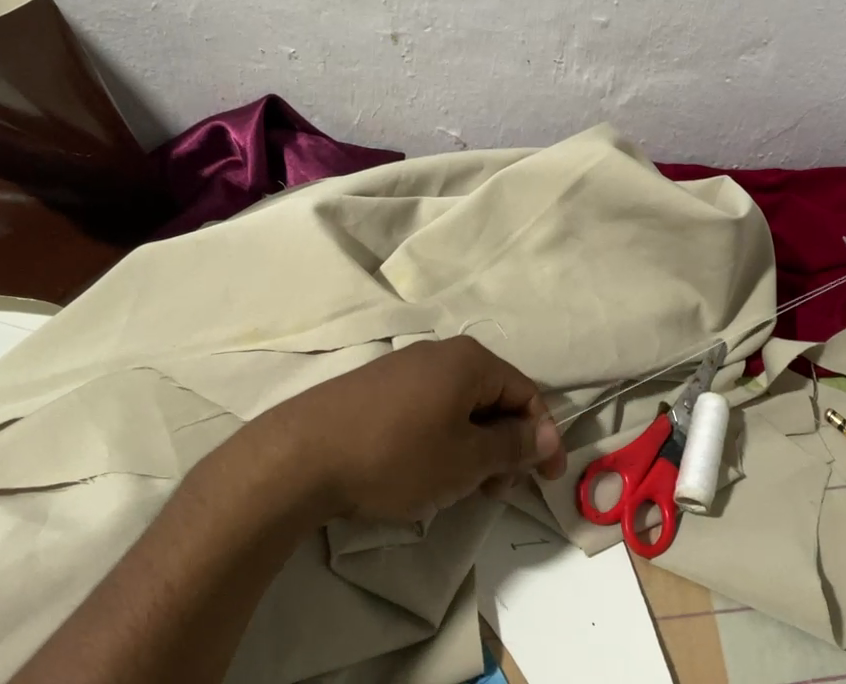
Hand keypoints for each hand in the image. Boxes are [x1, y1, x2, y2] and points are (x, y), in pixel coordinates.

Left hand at [250, 336, 566, 523]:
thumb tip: (544, 435)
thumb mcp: (466, 460)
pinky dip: (442, 440)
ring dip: (474, 447)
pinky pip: (428, 410)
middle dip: (506, 445)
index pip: (526, 392)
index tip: (545, 479)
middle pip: (493, 398)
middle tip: (501, 490)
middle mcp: (440, 354)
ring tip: (463, 489)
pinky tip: (426, 473)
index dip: (543, 437)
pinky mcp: (376, 390)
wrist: (299, 457)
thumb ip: (513, 446)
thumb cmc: (397, 456)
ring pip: (459, 407)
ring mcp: (404, 369)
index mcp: (470, 361)